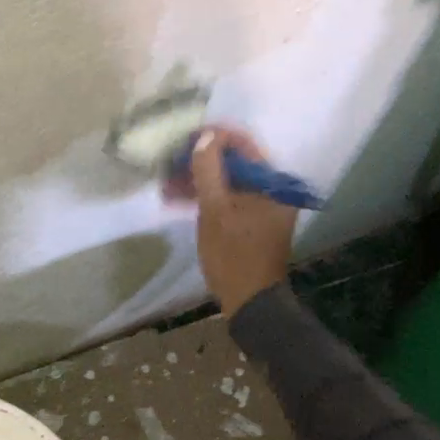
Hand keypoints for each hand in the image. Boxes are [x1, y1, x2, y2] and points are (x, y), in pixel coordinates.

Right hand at [186, 126, 297, 316]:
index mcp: (271, 181)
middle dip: (199, 160)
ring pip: (227, 179)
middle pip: (233, 160)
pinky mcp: (251, 218)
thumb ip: (209, 170)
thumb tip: (204, 137)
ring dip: (198, 178)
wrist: (251, 302)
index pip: (242, 142)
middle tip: (169, 163)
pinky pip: (227, 196)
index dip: (211, 137)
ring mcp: (262, 203)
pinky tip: (179, 199)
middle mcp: (272, 187)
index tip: (182, 140)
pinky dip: (206, 195)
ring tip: (167, 184)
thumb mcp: (215, 211)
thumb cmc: (234, 255)